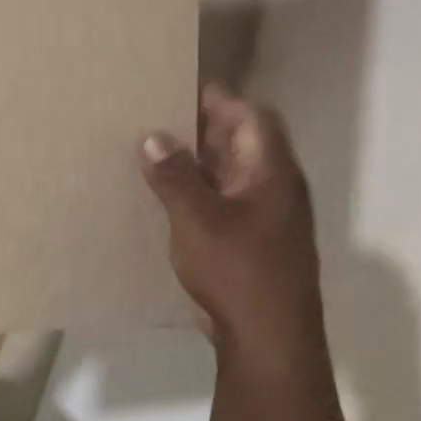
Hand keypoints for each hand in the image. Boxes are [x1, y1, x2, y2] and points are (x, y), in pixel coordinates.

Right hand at [141, 87, 323, 353]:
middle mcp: (273, 187)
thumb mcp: (198, 220)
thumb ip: (175, 177)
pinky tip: (161, 198)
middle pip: (241, 142)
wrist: (266, 333)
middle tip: (151, 117)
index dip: (218, 100)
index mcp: (270, 173)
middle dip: (200, 127)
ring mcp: (263, 215)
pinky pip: (220, 199)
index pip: (251, 118)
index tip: (176, 88)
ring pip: (228, 172)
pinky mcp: (248, 239)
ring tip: (148, 153)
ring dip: (194, 160)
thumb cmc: (237, 270)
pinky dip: (194, 190)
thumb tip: (154, 137)